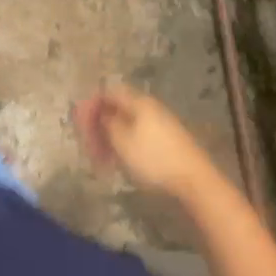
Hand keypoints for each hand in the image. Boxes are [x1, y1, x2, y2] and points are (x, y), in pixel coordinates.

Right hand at [74, 84, 218, 199]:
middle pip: (117, 109)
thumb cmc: (153, 159)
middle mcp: (150, 108)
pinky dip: (125, 146)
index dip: (90, 105)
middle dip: (99, 126)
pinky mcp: (169, 142)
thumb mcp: (120, 140)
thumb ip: (104, 122)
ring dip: (110, 139)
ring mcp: (162, 125)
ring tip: (102, 160)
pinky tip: (121, 163)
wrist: (196, 183)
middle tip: (88, 145)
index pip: (108, 92)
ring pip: (127, 125)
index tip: (79, 123)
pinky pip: (139, 137)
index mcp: (138, 103)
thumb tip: (99, 112)